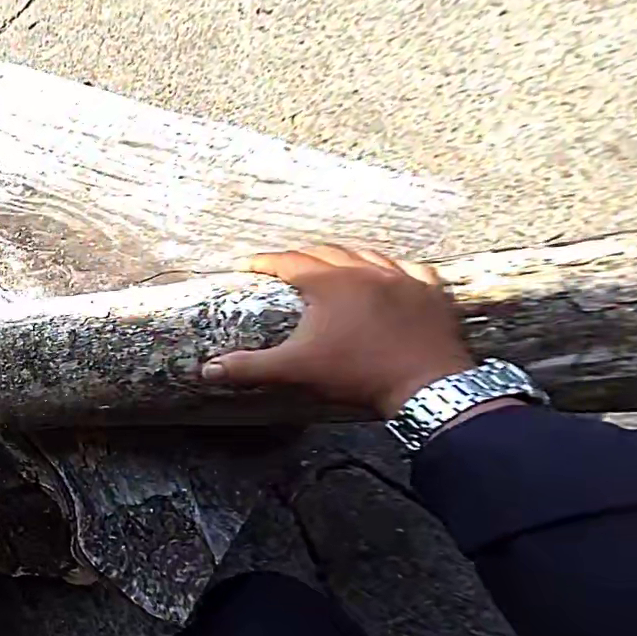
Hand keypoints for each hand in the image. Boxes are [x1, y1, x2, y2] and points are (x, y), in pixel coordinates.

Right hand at [201, 245, 473, 416]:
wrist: (426, 384)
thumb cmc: (356, 372)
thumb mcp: (294, 370)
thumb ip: (248, 367)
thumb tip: (206, 370)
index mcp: (330, 284)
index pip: (288, 262)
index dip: (264, 261)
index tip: (247, 263)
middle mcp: (365, 271)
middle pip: (326, 252)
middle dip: (300, 255)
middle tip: (283, 264)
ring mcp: (402, 278)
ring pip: (367, 254)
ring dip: (343, 254)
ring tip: (330, 260)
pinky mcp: (430, 292)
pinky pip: (411, 268)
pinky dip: (393, 267)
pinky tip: (389, 272)